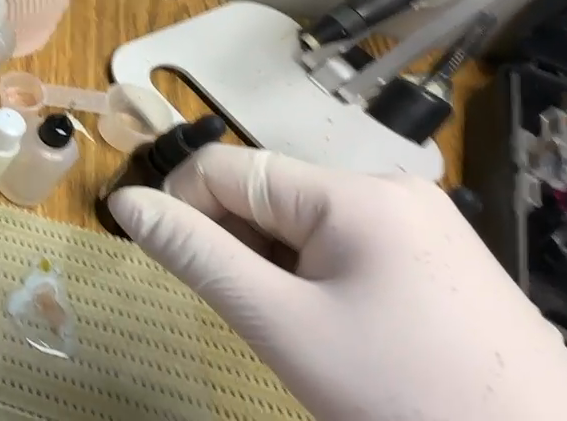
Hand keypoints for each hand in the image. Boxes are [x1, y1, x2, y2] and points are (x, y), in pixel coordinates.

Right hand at [107, 144, 566, 420]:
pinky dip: (316, 279)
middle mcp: (390, 190)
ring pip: (300, 223)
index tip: (176, 270)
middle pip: (263, 193)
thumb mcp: (281, 326)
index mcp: (354, 193)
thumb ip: (194, 253)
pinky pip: (344, 247)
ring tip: (300, 332)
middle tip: (252, 315)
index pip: (222, 169)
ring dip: (273, 265)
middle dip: (235, 245)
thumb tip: (123, 201)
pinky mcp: (443, 262)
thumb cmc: (407, 401)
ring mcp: (424, 225)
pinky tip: (339, 332)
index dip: (181, 210)